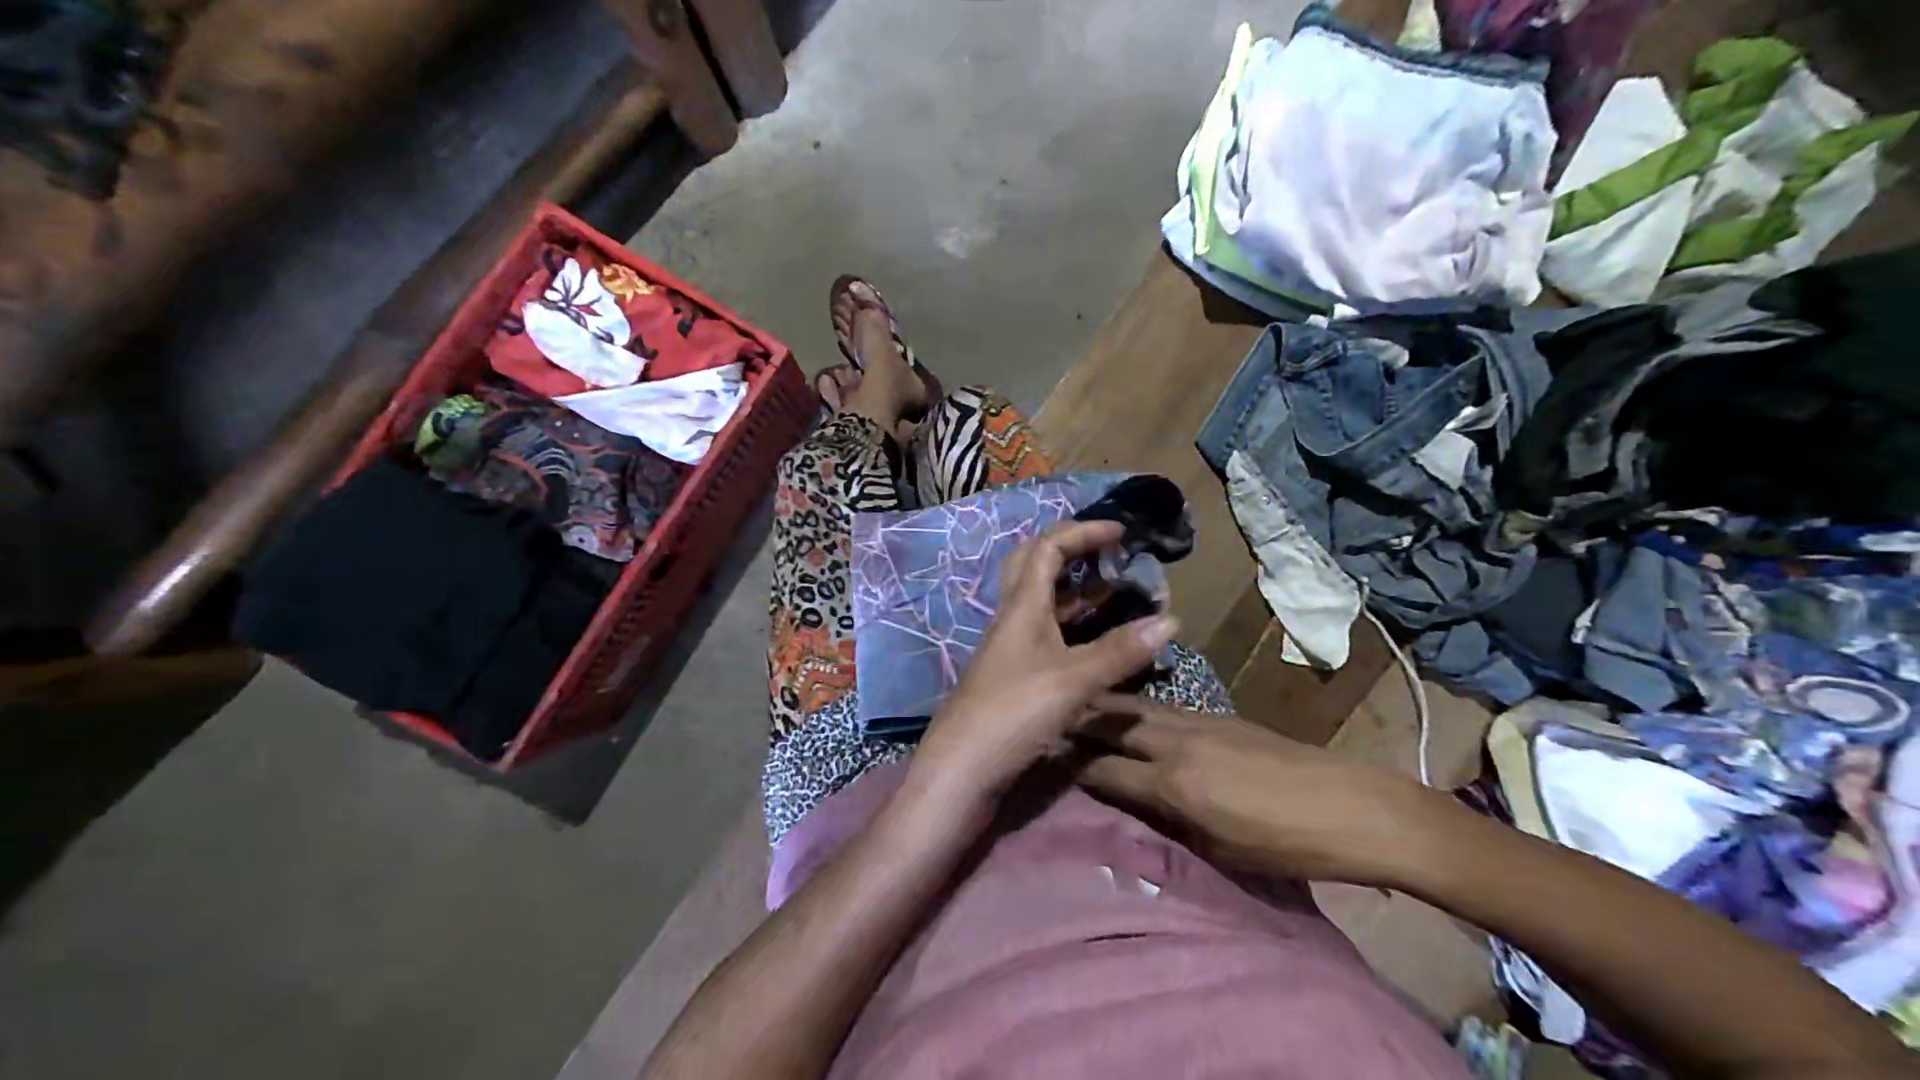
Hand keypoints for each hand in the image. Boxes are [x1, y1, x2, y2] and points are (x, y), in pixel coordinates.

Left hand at [907, 521, 1179, 808]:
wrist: (961, 772)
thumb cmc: (1012, 715)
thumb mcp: (1072, 680)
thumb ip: (1120, 651)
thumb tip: (1171, 620)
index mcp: (1021, 607)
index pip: (1047, 547)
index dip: (1082, 532)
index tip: (1121, 531)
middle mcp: (1012, 621)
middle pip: (1035, 568)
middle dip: (1072, 553)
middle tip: (1109, 556)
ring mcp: (1010, 651)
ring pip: (1042, 606)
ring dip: (1075, 593)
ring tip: (1115, 594)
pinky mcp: (1013, 679)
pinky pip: (1046, 638)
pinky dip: (1073, 630)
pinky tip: (1096, 646)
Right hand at [1076, 696, 1451, 887]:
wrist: (1355, 807)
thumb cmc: (1287, 846)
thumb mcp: (1218, 850)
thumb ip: (1165, 819)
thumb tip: (1126, 801)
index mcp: (1174, 784)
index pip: (1102, 769)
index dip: (1068, 765)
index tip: (1041, 758)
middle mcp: (1178, 742)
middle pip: (1111, 721)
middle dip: (1076, 720)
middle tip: (1048, 720)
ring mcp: (1200, 721)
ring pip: (1135, 707)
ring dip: (1103, 708)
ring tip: (1078, 708)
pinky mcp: (1219, 715)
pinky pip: (1162, 708)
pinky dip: (1136, 710)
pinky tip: (1131, 716)